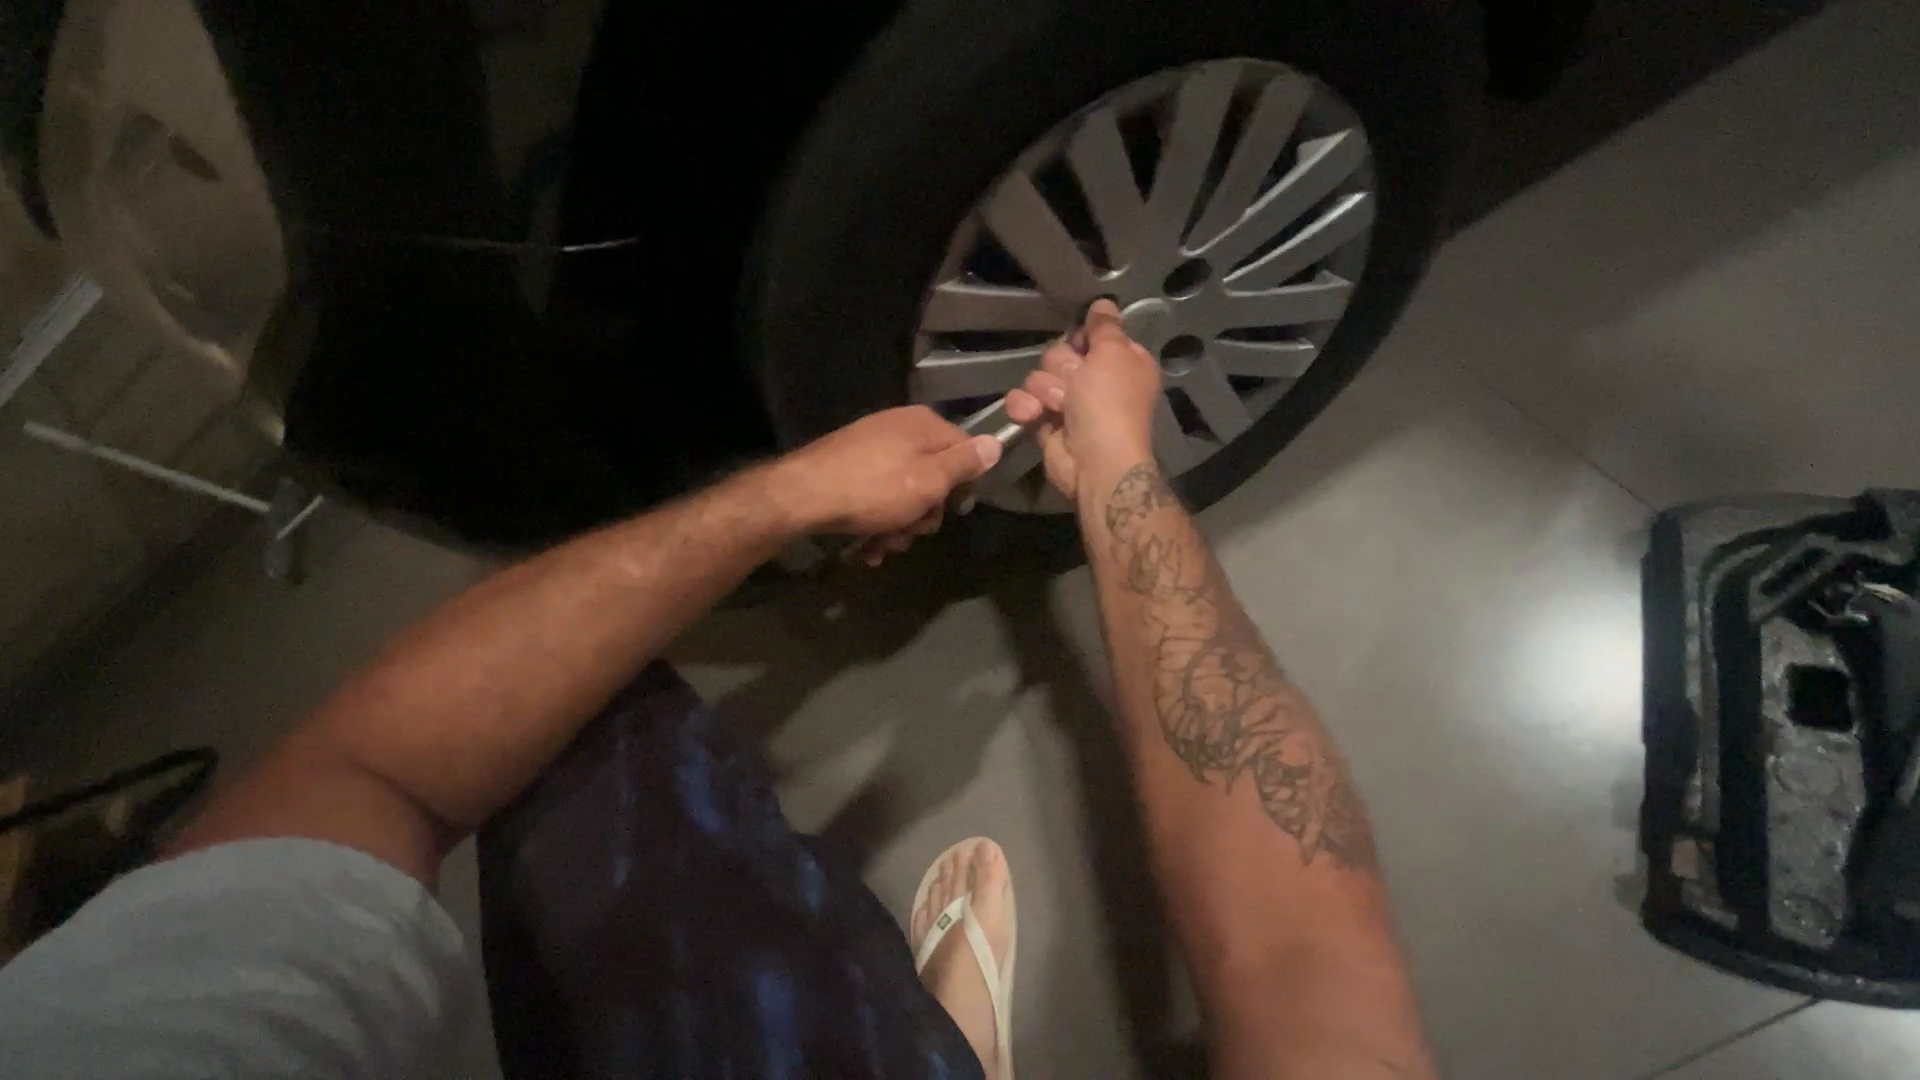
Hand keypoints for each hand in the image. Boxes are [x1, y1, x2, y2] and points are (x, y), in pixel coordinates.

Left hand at [769, 405, 1001, 563]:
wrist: (802, 496)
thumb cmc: (875, 489)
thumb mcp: (930, 480)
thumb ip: (965, 463)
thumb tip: (997, 442)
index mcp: (923, 425)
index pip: (965, 449)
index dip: (963, 485)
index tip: (953, 510)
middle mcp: (898, 429)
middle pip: (932, 477)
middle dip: (925, 513)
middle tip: (912, 531)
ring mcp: (870, 449)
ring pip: (903, 494)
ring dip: (899, 526)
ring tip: (884, 544)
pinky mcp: (848, 468)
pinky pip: (876, 497)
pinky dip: (876, 524)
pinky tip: (868, 548)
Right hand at [1003, 298, 1161, 500]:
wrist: (1095, 462)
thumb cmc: (1110, 404)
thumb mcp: (1114, 354)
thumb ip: (1105, 326)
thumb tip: (1103, 303)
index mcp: (1121, 362)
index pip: (1092, 335)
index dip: (1083, 340)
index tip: (1084, 348)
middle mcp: (1096, 381)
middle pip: (1059, 354)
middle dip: (1061, 369)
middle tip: (1075, 386)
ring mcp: (1069, 403)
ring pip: (1037, 376)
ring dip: (1044, 390)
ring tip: (1058, 407)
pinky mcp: (1045, 422)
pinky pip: (1023, 401)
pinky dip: (1026, 407)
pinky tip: (1033, 415)